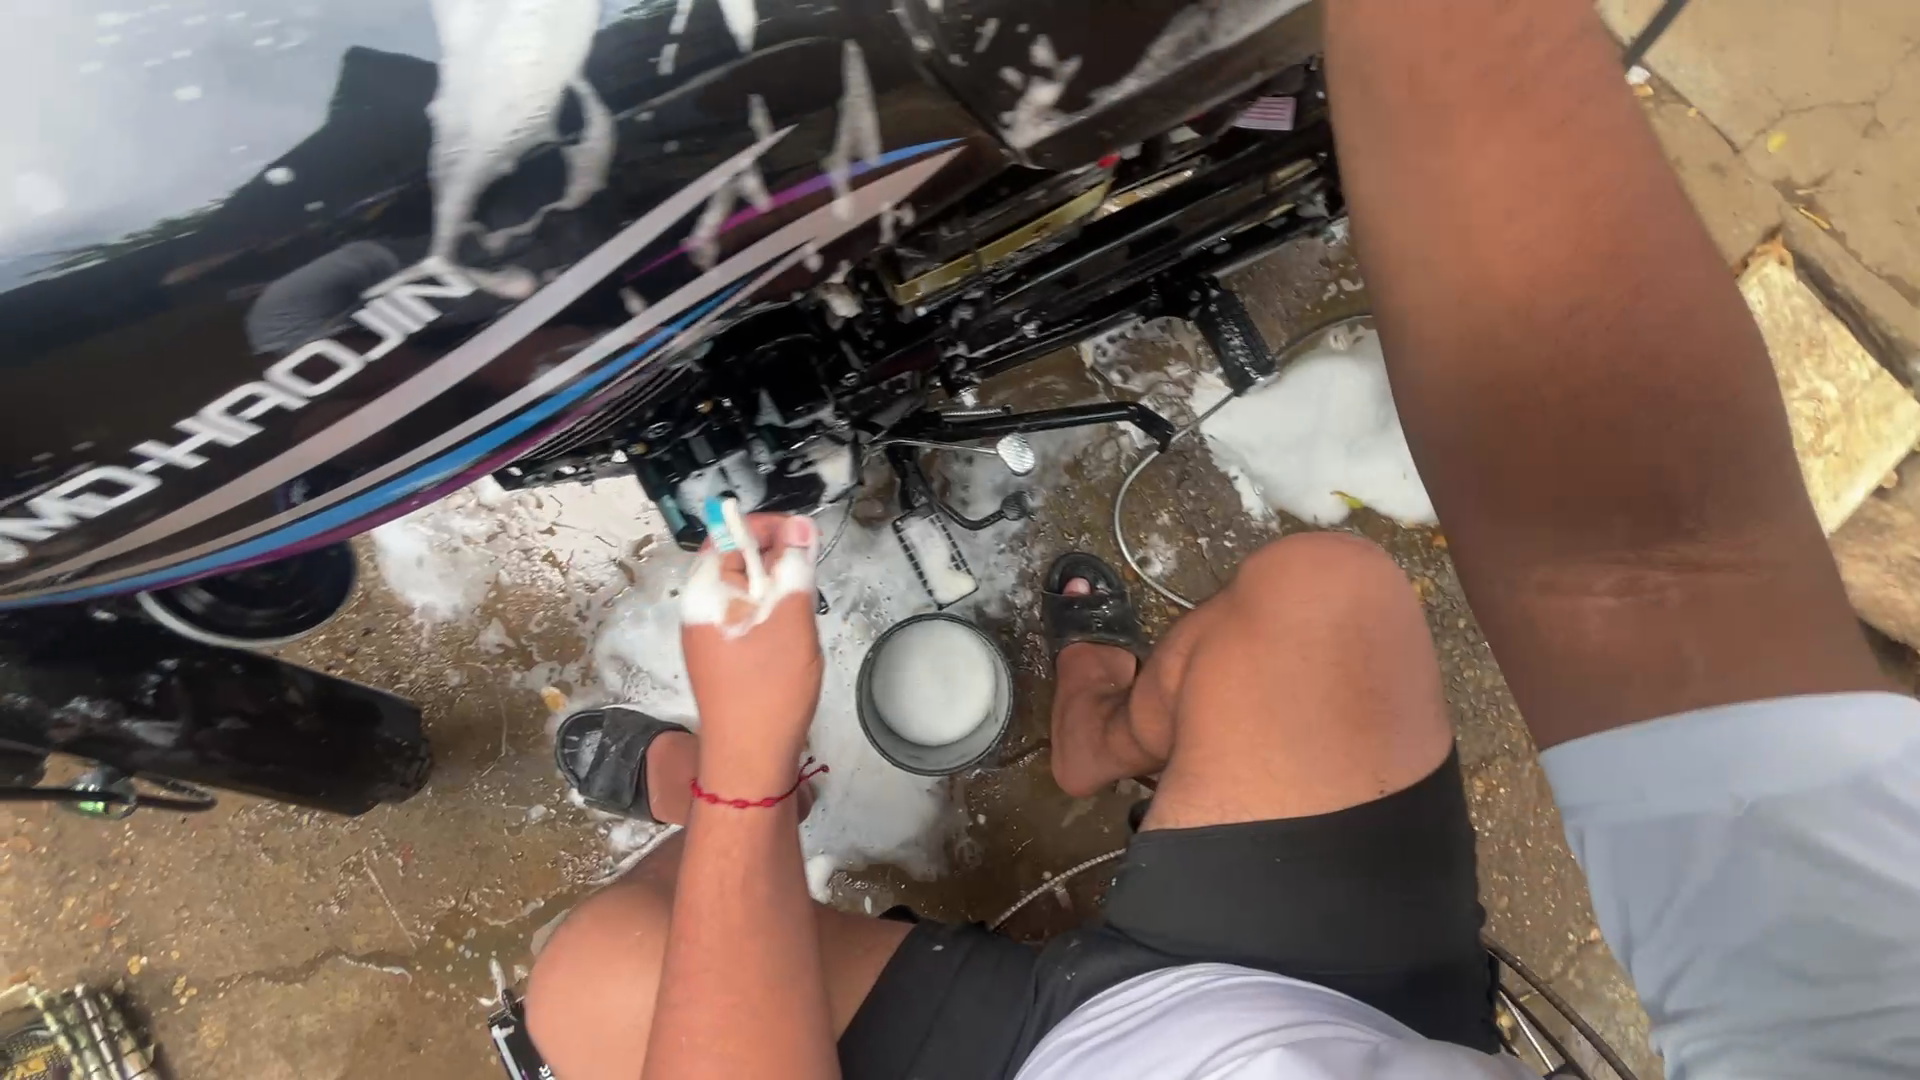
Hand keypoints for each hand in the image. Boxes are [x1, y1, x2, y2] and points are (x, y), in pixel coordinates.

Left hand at [680, 514, 824, 779]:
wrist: (750, 761)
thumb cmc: (769, 689)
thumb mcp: (791, 620)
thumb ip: (795, 569)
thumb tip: (799, 525)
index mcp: (704, 595)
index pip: (726, 536)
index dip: (764, 526)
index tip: (803, 536)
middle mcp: (699, 612)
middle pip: (735, 563)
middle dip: (775, 558)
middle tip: (809, 573)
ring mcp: (709, 638)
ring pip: (745, 592)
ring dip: (777, 587)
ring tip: (805, 604)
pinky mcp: (724, 659)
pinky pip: (747, 618)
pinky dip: (772, 612)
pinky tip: (793, 632)